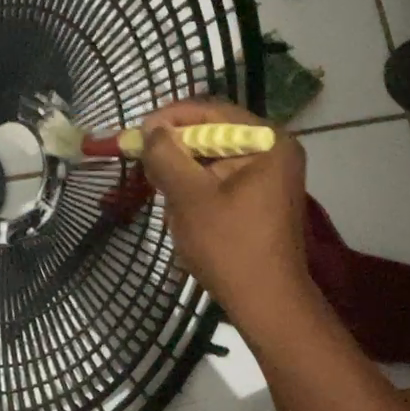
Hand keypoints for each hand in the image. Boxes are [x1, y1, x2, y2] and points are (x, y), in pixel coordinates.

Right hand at [140, 98, 313, 318]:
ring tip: (168, 203)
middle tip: (146, 172)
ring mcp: (269, 176)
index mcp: (267, 141)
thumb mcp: (190, 197)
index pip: (210, 110)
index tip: (136, 137)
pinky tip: (183, 216)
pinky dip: (196, 192)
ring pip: (211, 160)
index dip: (168, 119)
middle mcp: (273, 150)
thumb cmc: (229, 247)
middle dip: (175, 153)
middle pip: (211, 134)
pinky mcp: (260, 198)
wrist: (265, 301)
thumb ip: (166, 157)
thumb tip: (149, 131)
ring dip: (182, 177)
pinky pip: (219, 181)